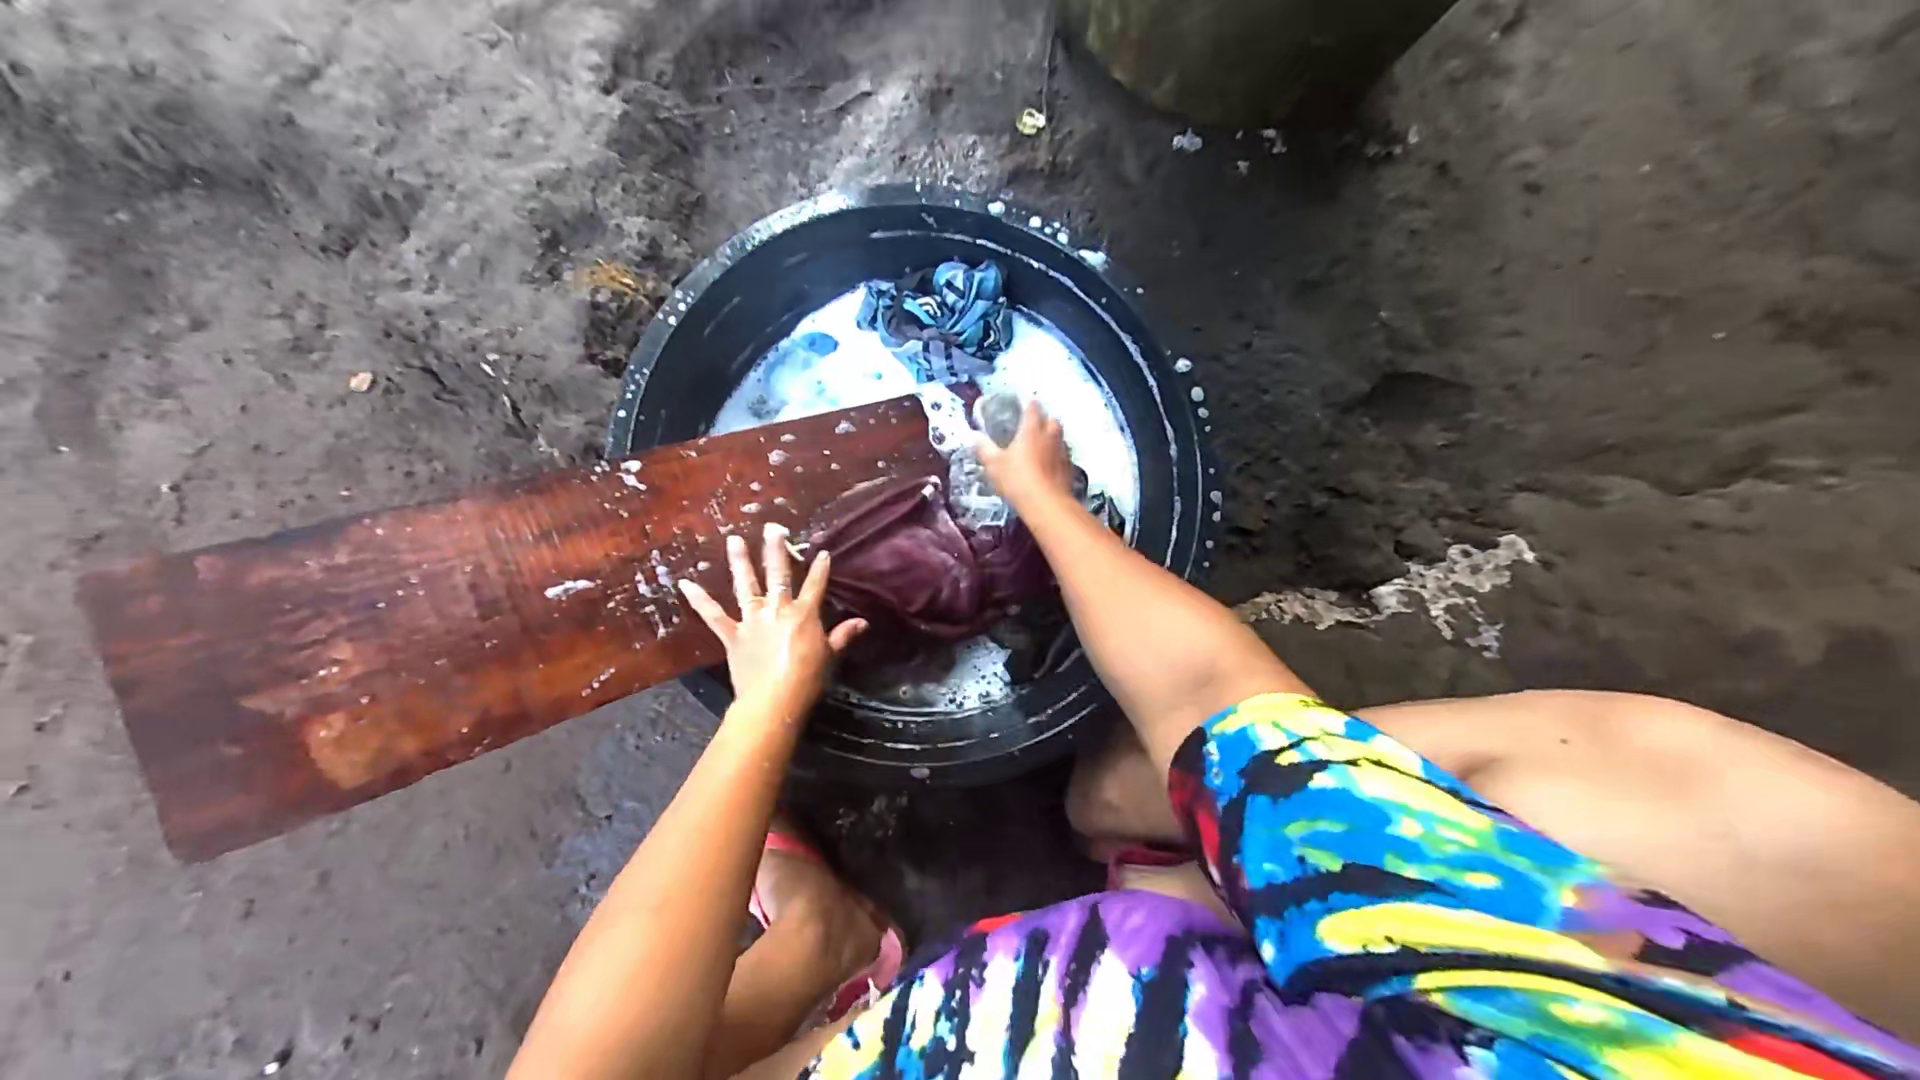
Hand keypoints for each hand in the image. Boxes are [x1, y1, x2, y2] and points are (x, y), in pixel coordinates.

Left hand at [677, 524, 866, 721]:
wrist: (774, 700)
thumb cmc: (807, 679)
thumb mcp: (829, 656)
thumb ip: (842, 636)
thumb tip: (862, 621)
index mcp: (804, 614)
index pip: (815, 585)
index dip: (820, 569)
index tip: (822, 553)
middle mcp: (777, 610)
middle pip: (778, 574)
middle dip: (776, 550)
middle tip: (773, 528)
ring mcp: (753, 621)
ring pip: (746, 585)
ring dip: (740, 561)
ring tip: (734, 539)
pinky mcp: (733, 635)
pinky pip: (714, 616)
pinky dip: (699, 600)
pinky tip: (686, 583)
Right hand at [976, 400, 1075, 511]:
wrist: (1046, 504)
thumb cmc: (1017, 479)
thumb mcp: (994, 465)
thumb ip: (985, 449)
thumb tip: (975, 437)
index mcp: (1031, 430)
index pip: (1032, 408)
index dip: (1028, 404)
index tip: (1025, 403)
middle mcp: (1050, 436)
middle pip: (1051, 420)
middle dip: (1044, 419)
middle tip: (1034, 425)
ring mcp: (1062, 452)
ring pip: (1060, 437)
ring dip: (1052, 437)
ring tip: (1042, 444)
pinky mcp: (1069, 468)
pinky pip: (1063, 455)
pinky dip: (1057, 455)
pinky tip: (1049, 464)